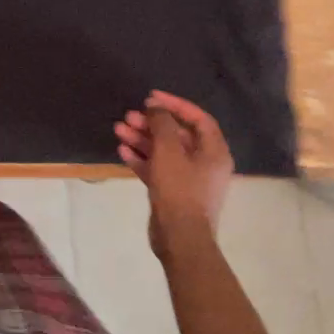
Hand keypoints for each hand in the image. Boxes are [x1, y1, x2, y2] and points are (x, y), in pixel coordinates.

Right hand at [114, 90, 232, 259]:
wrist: (180, 237)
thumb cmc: (179, 189)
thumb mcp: (169, 150)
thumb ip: (162, 123)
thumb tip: (156, 106)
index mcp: (214, 152)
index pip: (199, 119)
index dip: (176, 104)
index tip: (151, 97)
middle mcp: (205, 163)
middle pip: (178, 134)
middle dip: (152, 123)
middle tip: (129, 116)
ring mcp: (189, 179)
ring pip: (164, 151)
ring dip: (142, 139)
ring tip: (119, 130)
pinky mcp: (174, 192)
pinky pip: (158, 168)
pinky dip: (142, 158)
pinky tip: (122, 152)